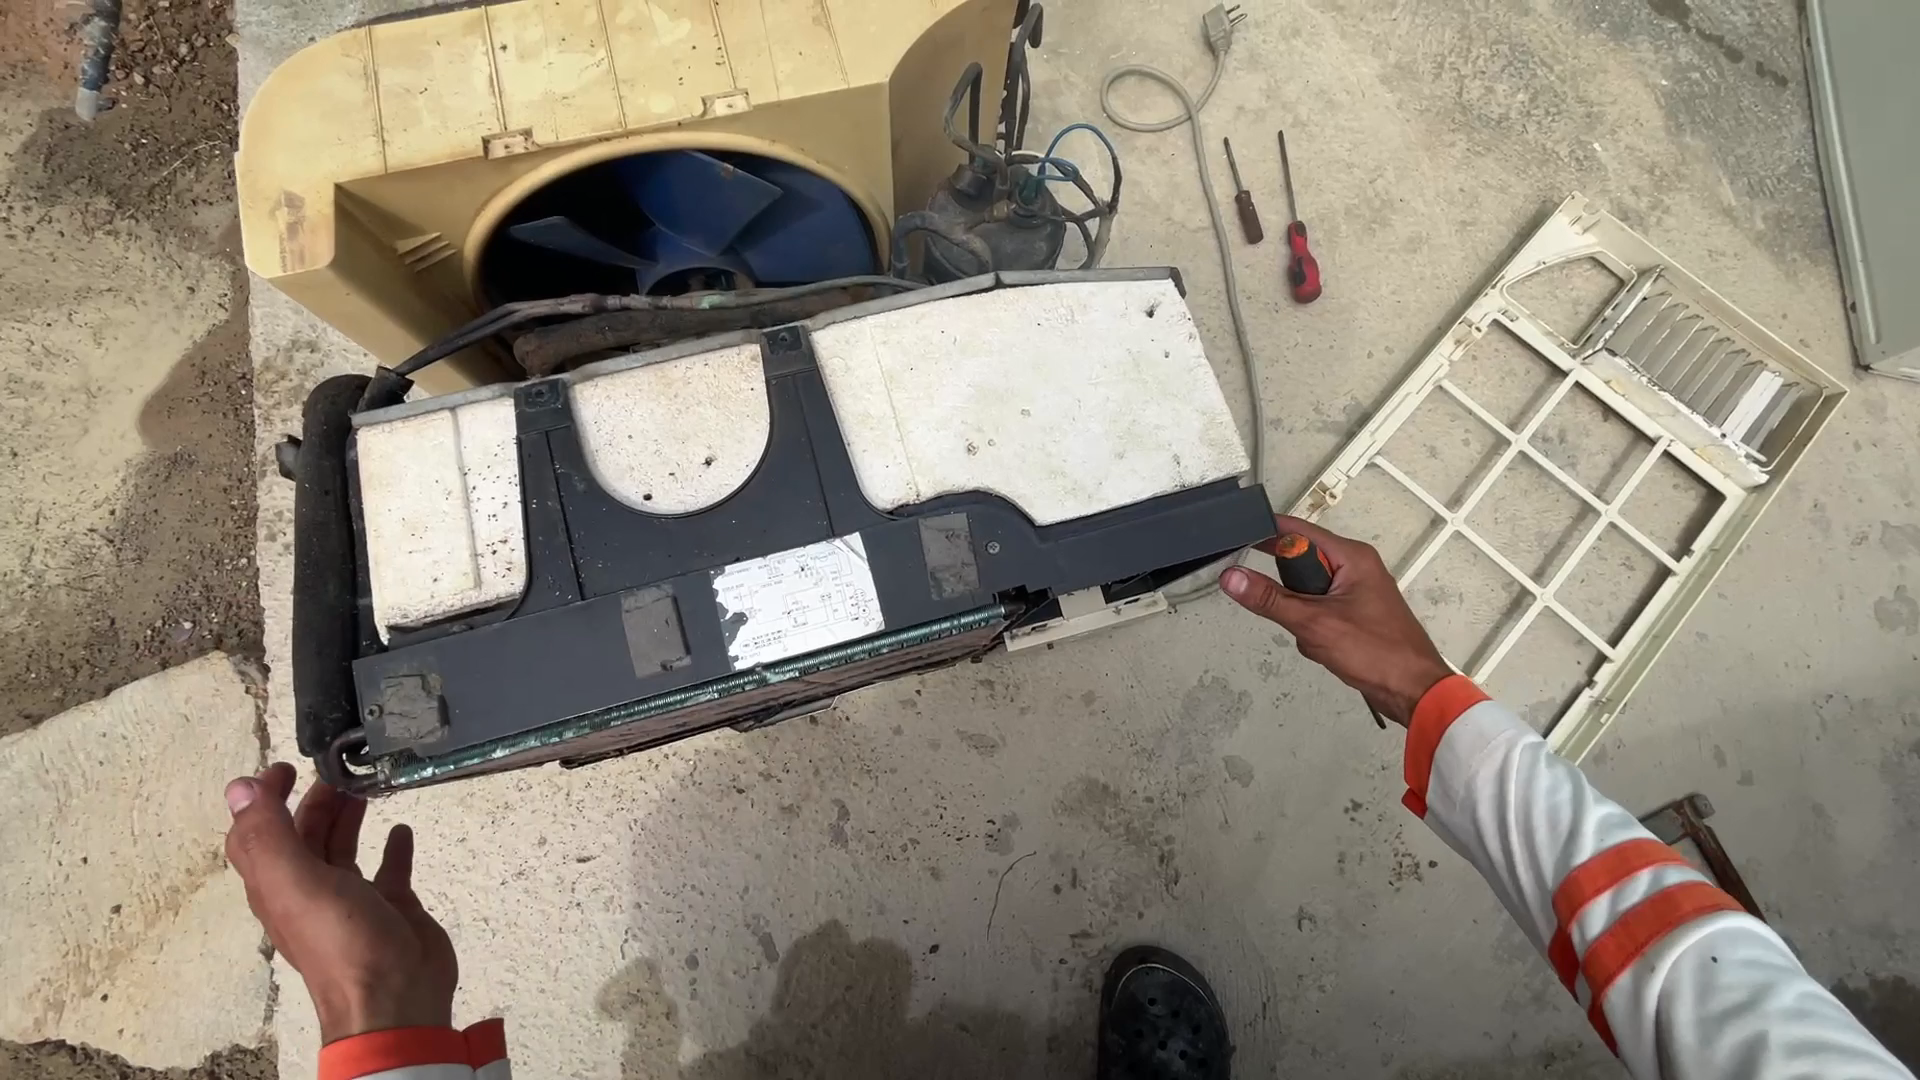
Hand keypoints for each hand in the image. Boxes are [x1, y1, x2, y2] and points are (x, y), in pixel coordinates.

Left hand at [223, 763, 457, 1042]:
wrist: (395, 992)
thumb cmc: (345, 939)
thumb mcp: (298, 884)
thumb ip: (270, 836)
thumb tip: (240, 787)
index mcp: (280, 885)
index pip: (260, 834)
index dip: (264, 800)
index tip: (286, 766)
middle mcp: (311, 889)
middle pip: (304, 837)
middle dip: (313, 801)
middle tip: (340, 768)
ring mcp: (353, 898)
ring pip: (343, 848)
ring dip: (349, 816)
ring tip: (368, 787)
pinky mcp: (392, 904)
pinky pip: (388, 868)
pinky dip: (392, 846)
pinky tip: (402, 829)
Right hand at [1220, 515, 1452, 727]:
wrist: (1413, 692)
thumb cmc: (1377, 652)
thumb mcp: (1313, 622)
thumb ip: (1268, 598)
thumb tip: (1232, 577)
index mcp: (1351, 557)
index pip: (1296, 530)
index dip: (1264, 532)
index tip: (1235, 541)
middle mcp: (1353, 567)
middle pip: (1296, 561)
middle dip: (1286, 589)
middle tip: (1287, 609)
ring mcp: (1352, 590)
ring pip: (1302, 590)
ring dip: (1298, 613)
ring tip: (1313, 634)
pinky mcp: (1350, 612)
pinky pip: (1313, 609)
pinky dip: (1309, 626)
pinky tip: (1322, 645)